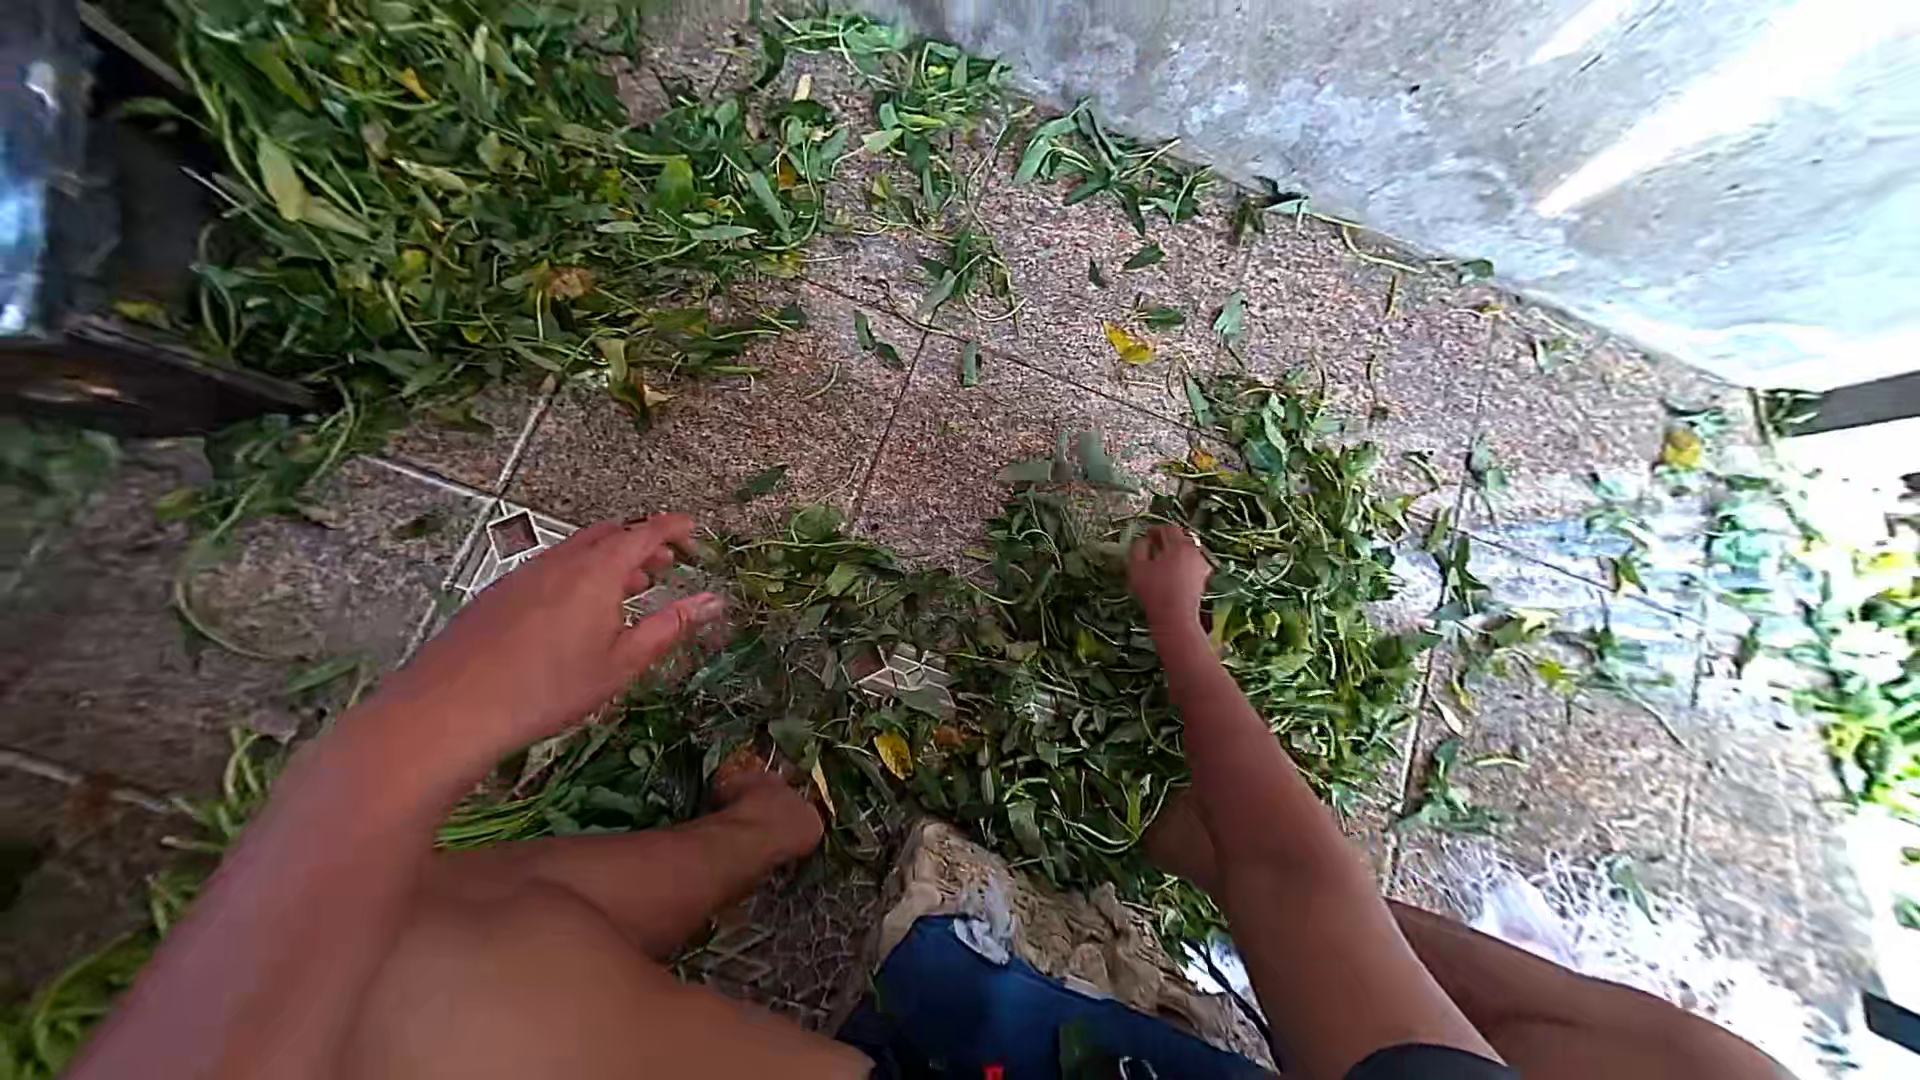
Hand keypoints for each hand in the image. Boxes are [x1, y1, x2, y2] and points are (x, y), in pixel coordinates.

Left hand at [365, 515, 724, 760]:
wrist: (446, 712)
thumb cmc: (549, 688)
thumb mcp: (623, 662)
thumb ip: (671, 626)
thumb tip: (713, 601)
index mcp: (596, 572)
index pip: (644, 533)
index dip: (672, 527)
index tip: (693, 528)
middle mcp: (560, 562)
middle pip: (609, 533)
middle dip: (642, 541)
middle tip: (665, 564)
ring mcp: (524, 574)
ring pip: (578, 549)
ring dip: (611, 557)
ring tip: (629, 588)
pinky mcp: (498, 593)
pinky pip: (552, 565)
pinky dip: (580, 570)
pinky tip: (578, 609)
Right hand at [1128, 524, 1211, 628]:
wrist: (1175, 617)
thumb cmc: (1155, 591)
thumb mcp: (1137, 567)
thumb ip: (1138, 548)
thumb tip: (1143, 541)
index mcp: (1179, 545)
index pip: (1168, 528)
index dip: (1155, 530)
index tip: (1146, 535)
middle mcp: (1194, 551)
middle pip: (1181, 538)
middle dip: (1167, 539)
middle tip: (1153, 545)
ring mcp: (1201, 565)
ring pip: (1187, 550)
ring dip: (1175, 551)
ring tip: (1161, 560)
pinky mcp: (1203, 578)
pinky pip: (1192, 563)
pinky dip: (1182, 562)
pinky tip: (1171, 572)